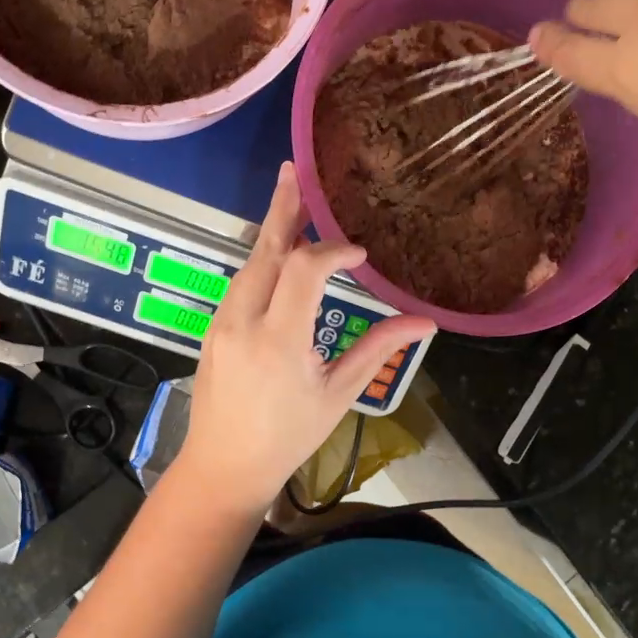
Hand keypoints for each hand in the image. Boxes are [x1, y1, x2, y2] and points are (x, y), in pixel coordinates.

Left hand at [173, 163, 434, 514]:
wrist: (224, 466)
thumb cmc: (287, 437)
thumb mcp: (338, 396)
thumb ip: (376, 350)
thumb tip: (424, 323)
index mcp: (279, 340)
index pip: (305, 270)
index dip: (333, 252)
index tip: (358, 255)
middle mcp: (243, 321)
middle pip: (265, 251)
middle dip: (283, 209)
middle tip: (295, 170)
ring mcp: (221, 323)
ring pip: (248, 265)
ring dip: (271, 232)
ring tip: (289, 198)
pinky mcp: (212, 329)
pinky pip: (239, 283)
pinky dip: (260, 260)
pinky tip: (275, 252)